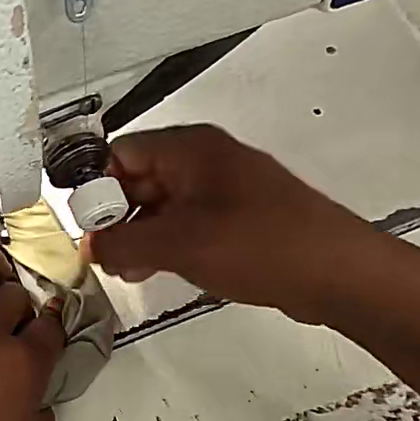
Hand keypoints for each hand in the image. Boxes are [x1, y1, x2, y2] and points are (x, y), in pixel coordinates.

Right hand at [83, 123, 392, 323]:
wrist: (334, 271)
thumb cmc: (255, 244)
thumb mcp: (179, 244)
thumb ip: (124, 244)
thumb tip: (89, 247)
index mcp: (190, 149)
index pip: (122, 153)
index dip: (96, 188)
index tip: (84, 228)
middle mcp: (205, 160)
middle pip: (141, 178)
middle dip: (117, 217)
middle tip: (103, 257)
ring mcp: (224, 189)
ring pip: (164, 205)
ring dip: (140, 236)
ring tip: (128, 271)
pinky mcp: (238, 218)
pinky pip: (189, 223)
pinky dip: (168, 244)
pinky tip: (158, 270)